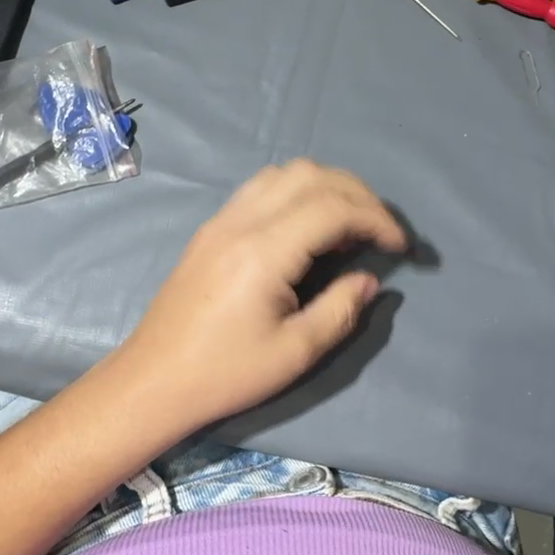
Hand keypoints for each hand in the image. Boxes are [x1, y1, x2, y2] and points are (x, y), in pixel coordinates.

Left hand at [115, 160, 408, 429]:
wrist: (154, 380)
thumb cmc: (226, 374)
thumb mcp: (295, 353)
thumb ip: (340, 310)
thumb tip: (368, 281)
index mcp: (263, 253)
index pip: (333, 207)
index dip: (377, 219)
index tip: (401, 247)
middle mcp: (241, 223)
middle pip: (312, 176)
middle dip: (359, 195)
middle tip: (382, 232)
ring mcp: (221, 221)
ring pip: (285, 174)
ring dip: (327, 188)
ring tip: (349, 228)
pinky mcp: (211, 230)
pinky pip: (262, 188)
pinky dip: (298, 193)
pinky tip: (310, 230)